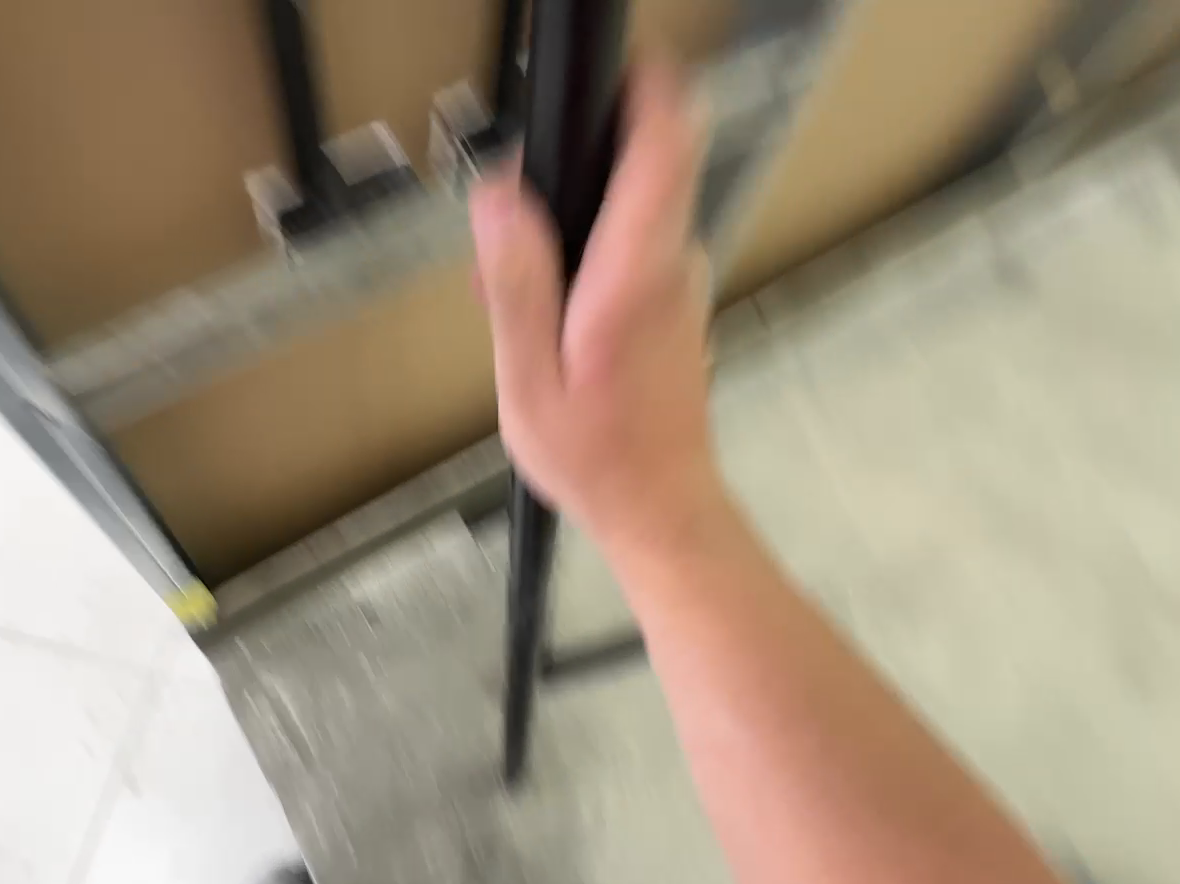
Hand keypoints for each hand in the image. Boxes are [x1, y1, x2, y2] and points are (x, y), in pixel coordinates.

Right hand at [470, 63, 726, 560]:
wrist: (657, 508)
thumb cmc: (594, 457)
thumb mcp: (527, 381)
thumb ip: (515, 285)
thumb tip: (498, 200)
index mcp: (633, 275)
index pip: (666, 139)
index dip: (640, 87)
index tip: (597, 78)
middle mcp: (671, 267)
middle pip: (640, 168)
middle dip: (569, 180)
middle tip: (504, 245)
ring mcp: (681, 287)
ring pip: (628, 216)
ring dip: (569, 233)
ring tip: (516, 304)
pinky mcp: (675, 309)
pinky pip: (631, 256)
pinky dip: (587, 266)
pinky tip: (549, 326)